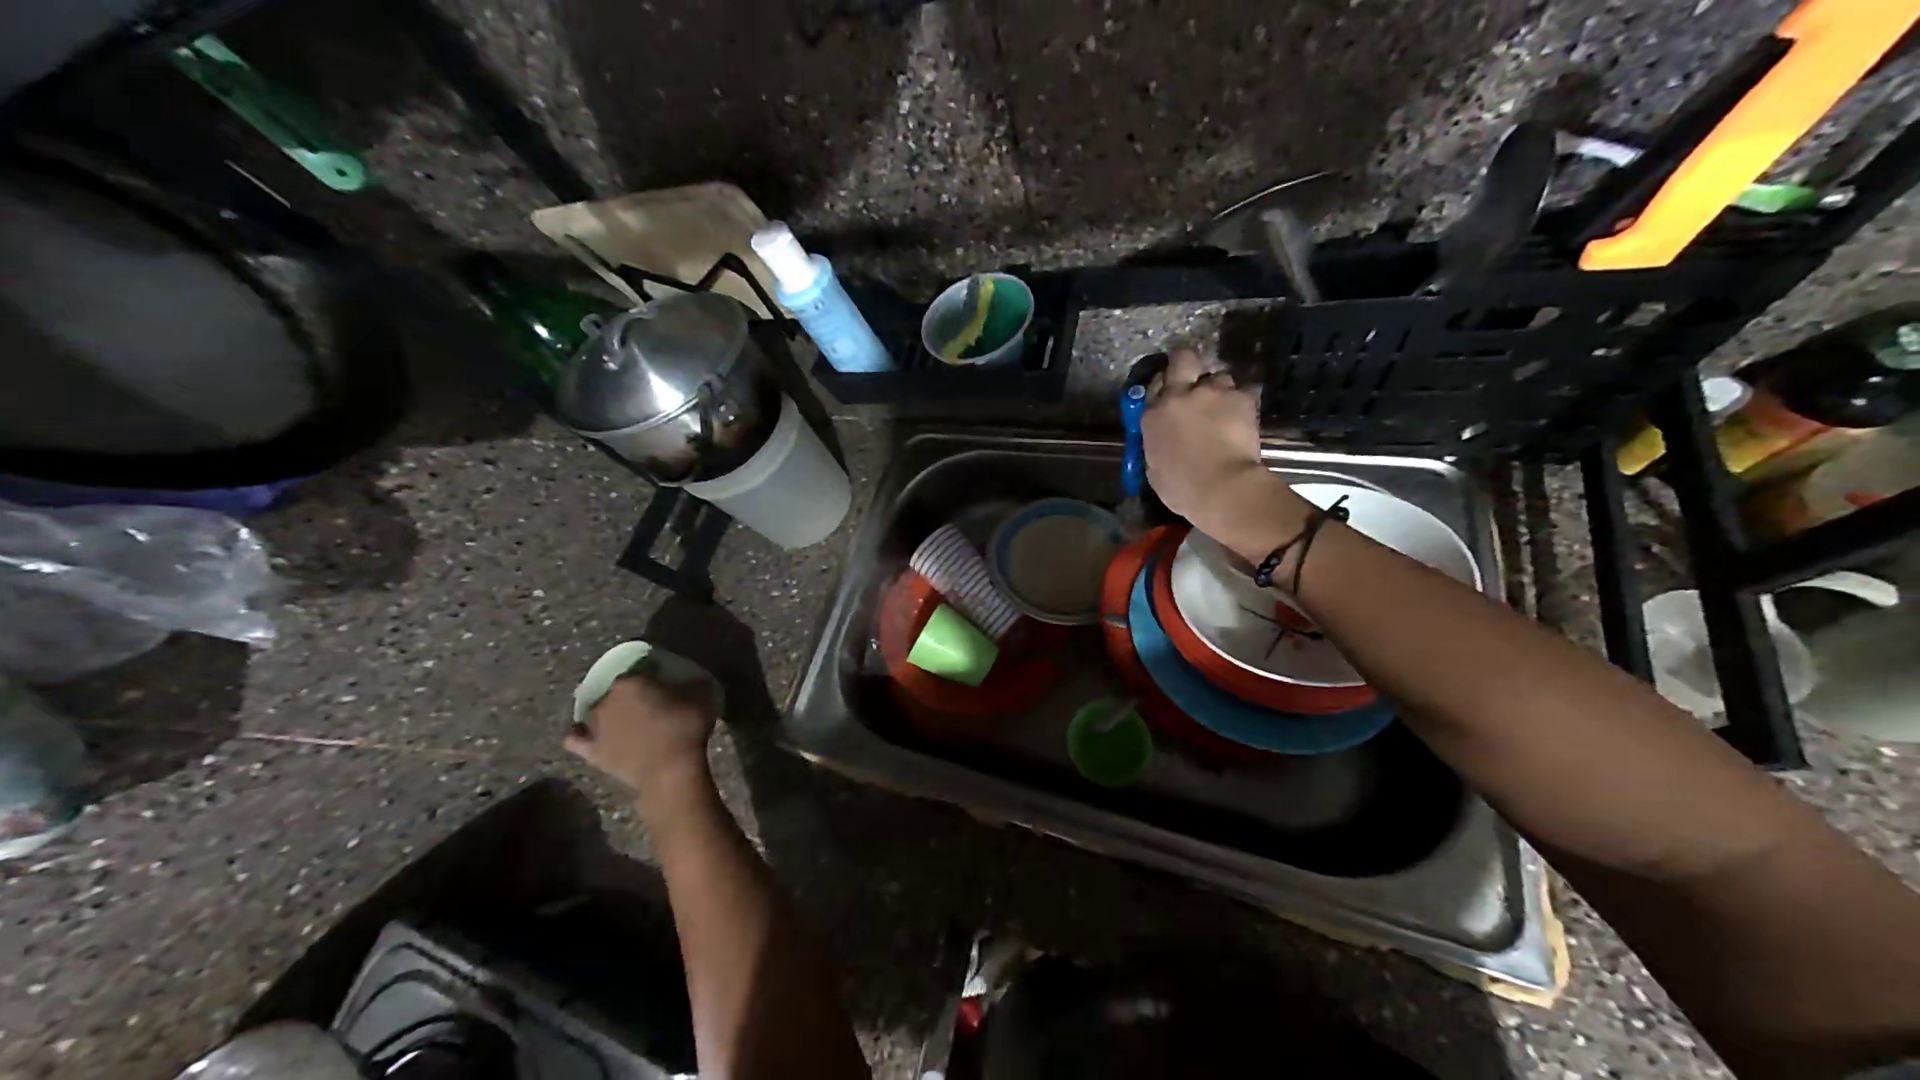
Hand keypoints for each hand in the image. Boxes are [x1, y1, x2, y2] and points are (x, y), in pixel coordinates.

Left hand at [565, 673, 716, 794]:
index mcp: (630, 681)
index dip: (648, 680)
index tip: (660, 687)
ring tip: (623, 724)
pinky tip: (586, 735)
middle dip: (627, 698)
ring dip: (606, 715)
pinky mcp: (591, 752)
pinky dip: (579, 735)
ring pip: (594, 713)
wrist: (669, 771)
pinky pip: (576, 739)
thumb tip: (692, 682)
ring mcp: (595, 727)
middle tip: (646, 707)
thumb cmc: (685, 728)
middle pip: (614, 693)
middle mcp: (606, 699)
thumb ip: (693, 683)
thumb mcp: (702, 696)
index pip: (636, 673)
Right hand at [1141, 348, 1309, 558]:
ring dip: (1219, 389)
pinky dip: (1243, 402)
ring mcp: (1213, 393)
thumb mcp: (1154, 465)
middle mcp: (1181, 395)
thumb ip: (1158, 441)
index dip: (1164, 385)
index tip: (1169, 394)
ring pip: (1219, 376)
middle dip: (1188, 365)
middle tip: (1195, 383)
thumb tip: (1165, 437)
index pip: (1154, 383)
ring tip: (1224, 409)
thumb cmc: (1181, 487)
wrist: (1221, 487)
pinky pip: (1244, 392)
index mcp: (1154, 413)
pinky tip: (1244, 418)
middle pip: (1184, 358)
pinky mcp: (1242, 398)